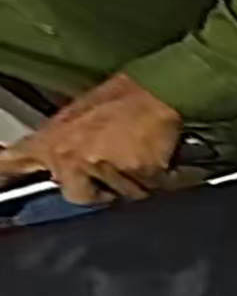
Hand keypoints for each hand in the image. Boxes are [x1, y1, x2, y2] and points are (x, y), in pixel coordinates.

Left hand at [0, 73, 182, 204]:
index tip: (7, 188)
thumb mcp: (66, 124)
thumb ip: (55, 149)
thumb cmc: (110, 106)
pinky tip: (160, 163)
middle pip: (78, 196)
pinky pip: (153, 186)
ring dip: (138, 184)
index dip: (6, 178)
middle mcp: (65, 158)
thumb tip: (54, 171)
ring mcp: (101, 167)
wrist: (146, 99)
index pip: (7, 166)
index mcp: (42, 144)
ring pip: (126, 194)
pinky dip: (162, 178)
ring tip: (143, 163)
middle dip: (98, 192)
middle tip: (112, 182)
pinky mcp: (138, 172)